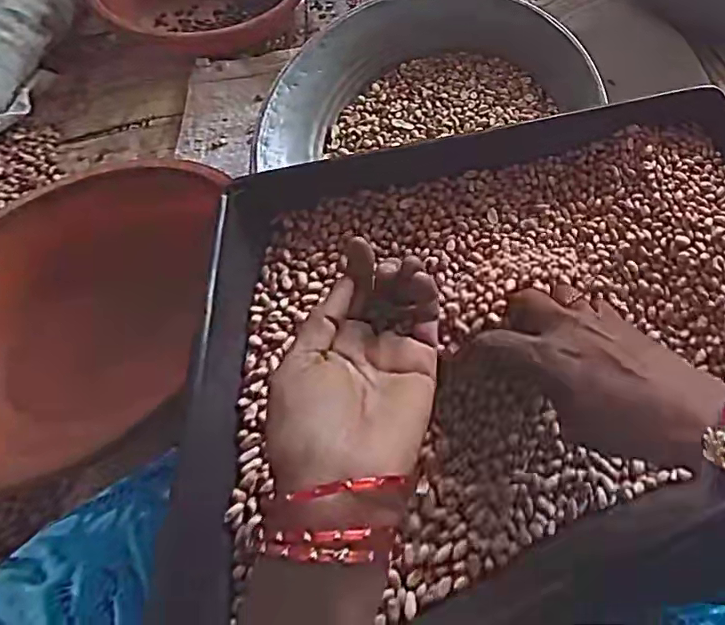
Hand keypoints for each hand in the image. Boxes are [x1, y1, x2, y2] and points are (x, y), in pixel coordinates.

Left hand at [263, 237, 440, 519]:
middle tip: (388, 262)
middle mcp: (362, 347)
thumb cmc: (307, 425)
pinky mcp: (422, 363)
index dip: (354, 272)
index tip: (359, 245)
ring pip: (405, 304)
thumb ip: (322, 320)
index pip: (346, 299)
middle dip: (383, 274)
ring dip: (406, 280)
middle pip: (378, 297)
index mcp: (327, 348)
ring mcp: (393, 354)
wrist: (344, 478)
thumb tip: (344, 283)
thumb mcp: (296, 365)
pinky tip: (422, 281)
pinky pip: (428, 321)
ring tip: (406, 266)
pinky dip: (428, 298)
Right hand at [466, 285, 724, 469]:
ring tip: (545, 328)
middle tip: (510, 336)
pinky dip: (575, 311)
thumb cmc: (629, 428)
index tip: (464, 356)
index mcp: (549, 356)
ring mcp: (595, 316)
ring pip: (557, 291)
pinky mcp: (619, 317)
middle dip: (510, 314)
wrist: (687, 410)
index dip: (473, 349)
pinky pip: (586, 302)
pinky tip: (582, 333)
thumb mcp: (576, 427)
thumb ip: (552, 396)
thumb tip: (547, 383)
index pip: (496, 342)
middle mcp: (568, 326)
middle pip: (524, 299)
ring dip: (545, 306)